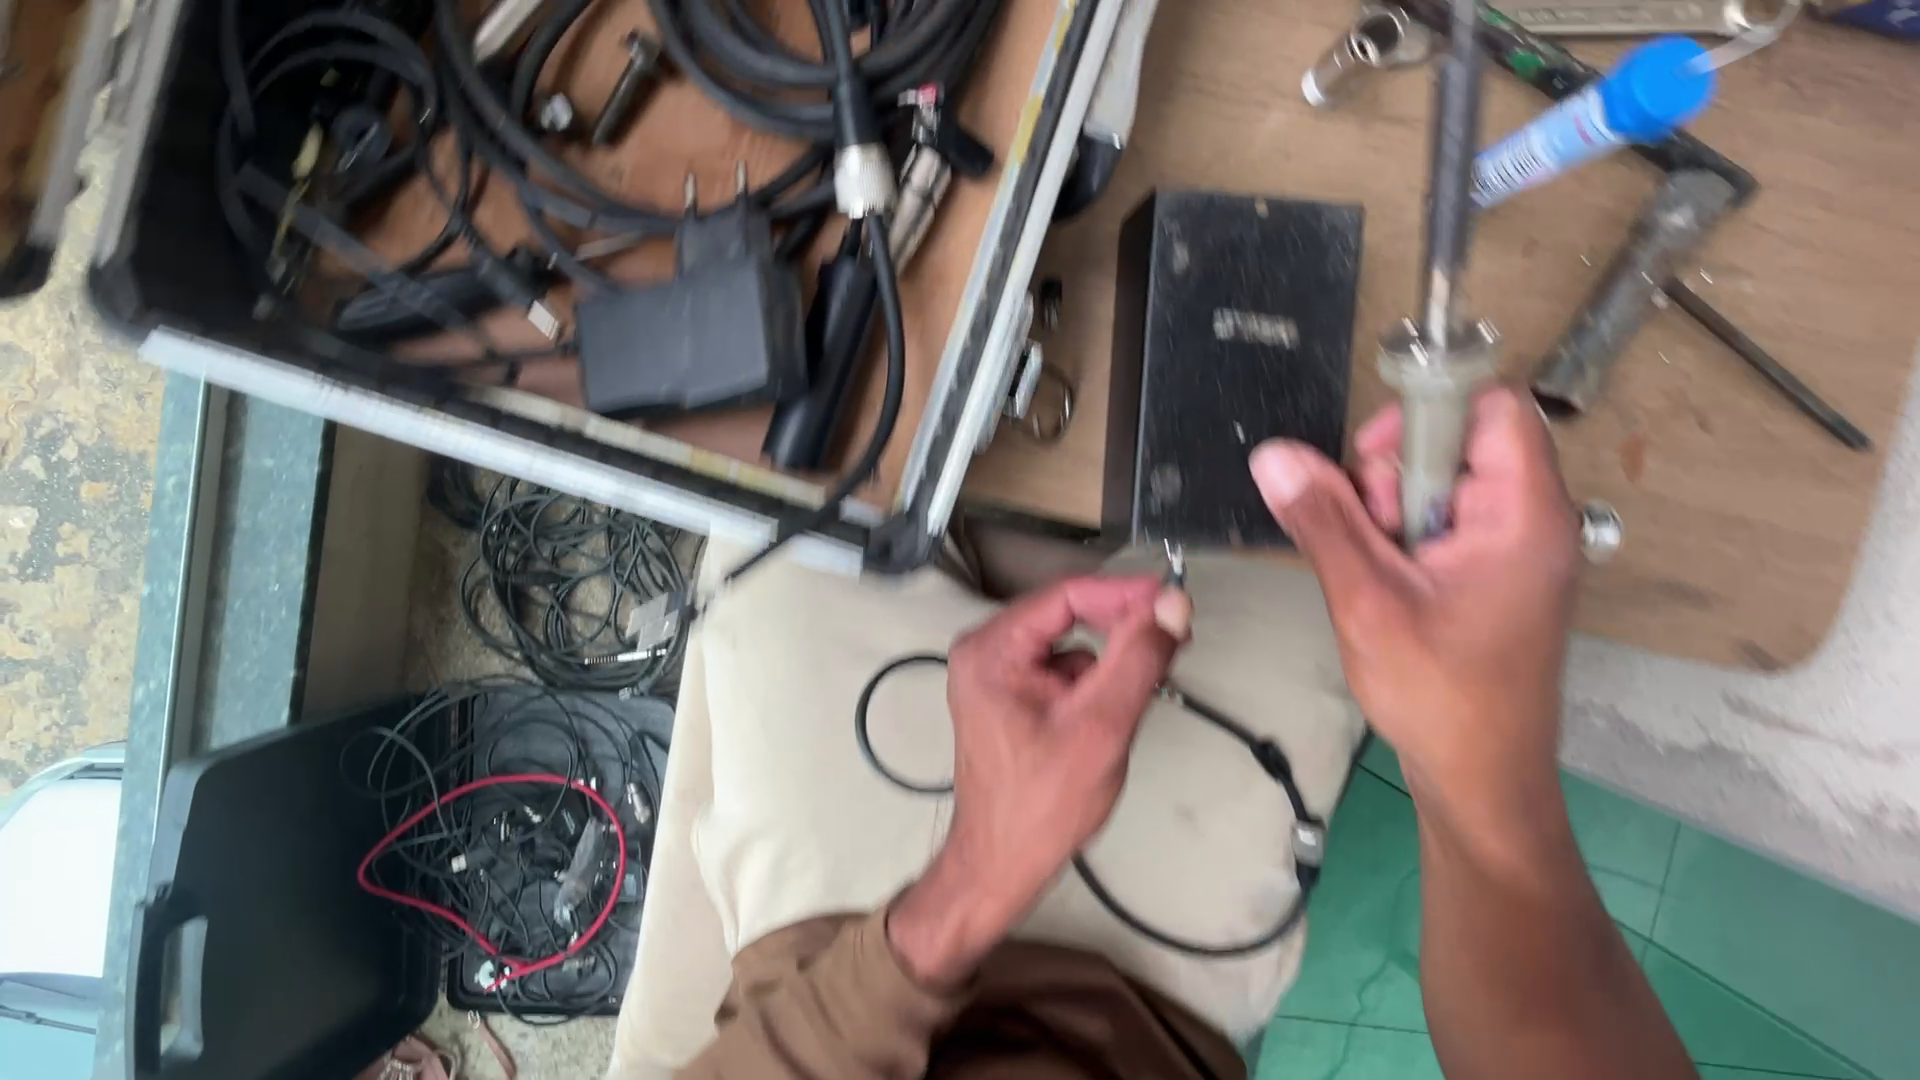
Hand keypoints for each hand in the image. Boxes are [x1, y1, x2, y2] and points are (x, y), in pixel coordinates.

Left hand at [888, 576, 1190, 985]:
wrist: (1002, 864)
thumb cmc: (1046, 802)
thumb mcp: (1102, 725)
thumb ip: (1139, 658)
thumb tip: (1173, 602)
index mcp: (991, 648)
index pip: (1066, 596)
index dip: (1123, 593)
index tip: (1173, 599)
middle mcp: (984, 650)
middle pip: (1065, 616)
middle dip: (1119, 627)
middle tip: (1172, 637)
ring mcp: (992, 673)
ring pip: (1066, 644)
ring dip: (1106, 660)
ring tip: (1135, 693)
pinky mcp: (1006, 695)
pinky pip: (1058, 669)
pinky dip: (1089, 682)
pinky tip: (1103, 716)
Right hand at [1248, 386, 1579, 838]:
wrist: (1478, 776)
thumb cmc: (1440, 696)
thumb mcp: (1367, 602)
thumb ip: (1322, 521)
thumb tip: (1274, 457)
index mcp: (1523, 516)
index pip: (1491, 409)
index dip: (1425, 414)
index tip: (1368, 460)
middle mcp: (1526, 521)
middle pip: (1452, 444)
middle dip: (1389, 478)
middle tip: (1367, 538)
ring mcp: (1507, 549)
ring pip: (1432, 486)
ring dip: (1384, 515)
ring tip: (1373, 575)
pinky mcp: (1486, 573)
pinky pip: (1433, 523)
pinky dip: (1394, 540)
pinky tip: (1380, 584)